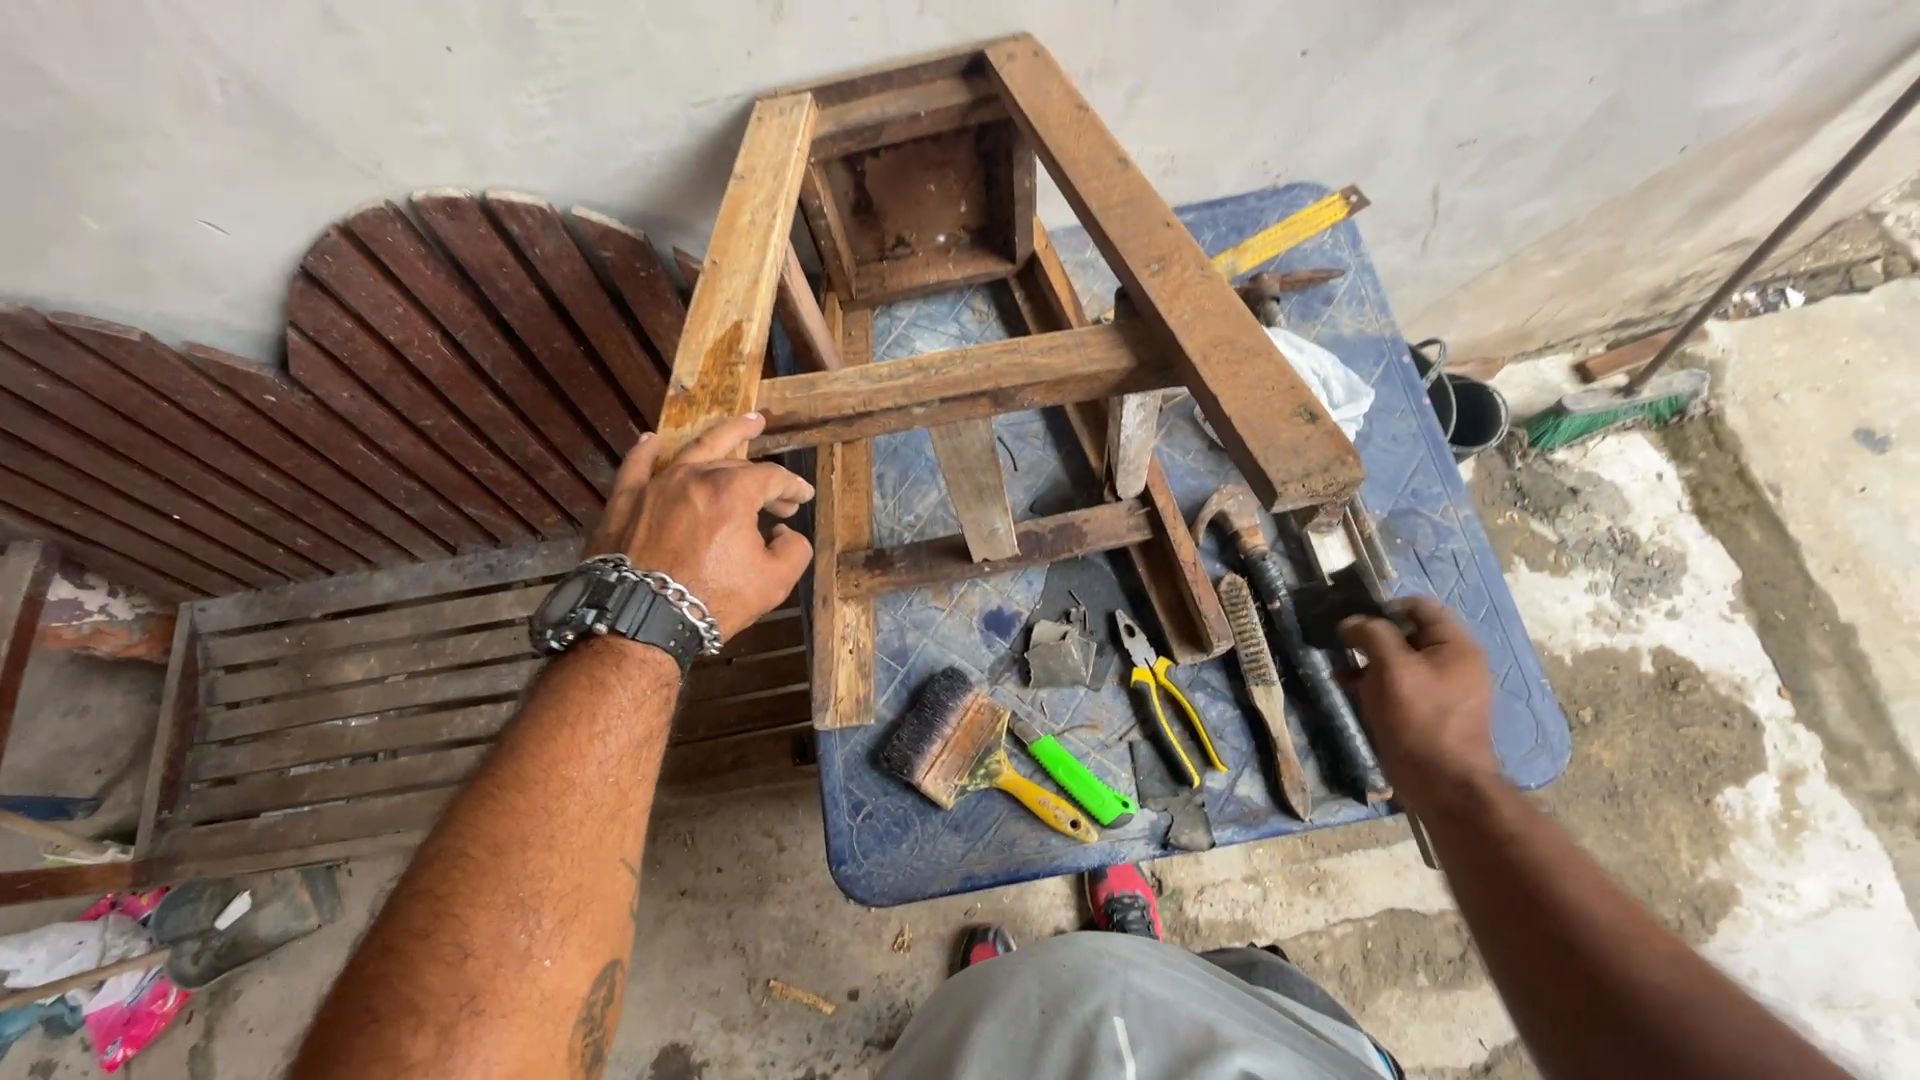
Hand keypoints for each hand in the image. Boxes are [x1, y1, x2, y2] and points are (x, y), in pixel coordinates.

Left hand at [586, 414, 814, 640]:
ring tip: (744, 423)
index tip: (804, 498)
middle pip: (738, 464)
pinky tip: (654, 441)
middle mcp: (694, 477)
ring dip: (722, 435)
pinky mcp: (625, 502)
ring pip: (693, 451)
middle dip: (766, 479)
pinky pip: (636, 467)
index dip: (794, 487)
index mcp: (733, 491)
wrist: (643, 621)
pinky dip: (647, 452)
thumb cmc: (714, 599)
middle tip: (781, 496)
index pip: (773, 478)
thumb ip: (794, 548)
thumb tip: (784, 532)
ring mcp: (656, 486)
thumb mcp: (775, 581)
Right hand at [1339, 596, 1502, 813]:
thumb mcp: (1393, 669)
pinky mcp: (1428, 710)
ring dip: (1369, 662)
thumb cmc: (1419, 719)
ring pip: (1399, 660)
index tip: (1352, 624)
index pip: (1418, 606)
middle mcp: (1453, 661)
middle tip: (1341, 647)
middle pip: (1406, 633)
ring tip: (1342, 674)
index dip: (1382, 608)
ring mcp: (1442, 687)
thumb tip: (1351, 621)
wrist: (1442, 783)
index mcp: (1455, 645)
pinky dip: (1375, 683)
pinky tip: (1353, 692)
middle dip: (1371, 638)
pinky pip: (1399, 684)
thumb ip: (1372, 635)